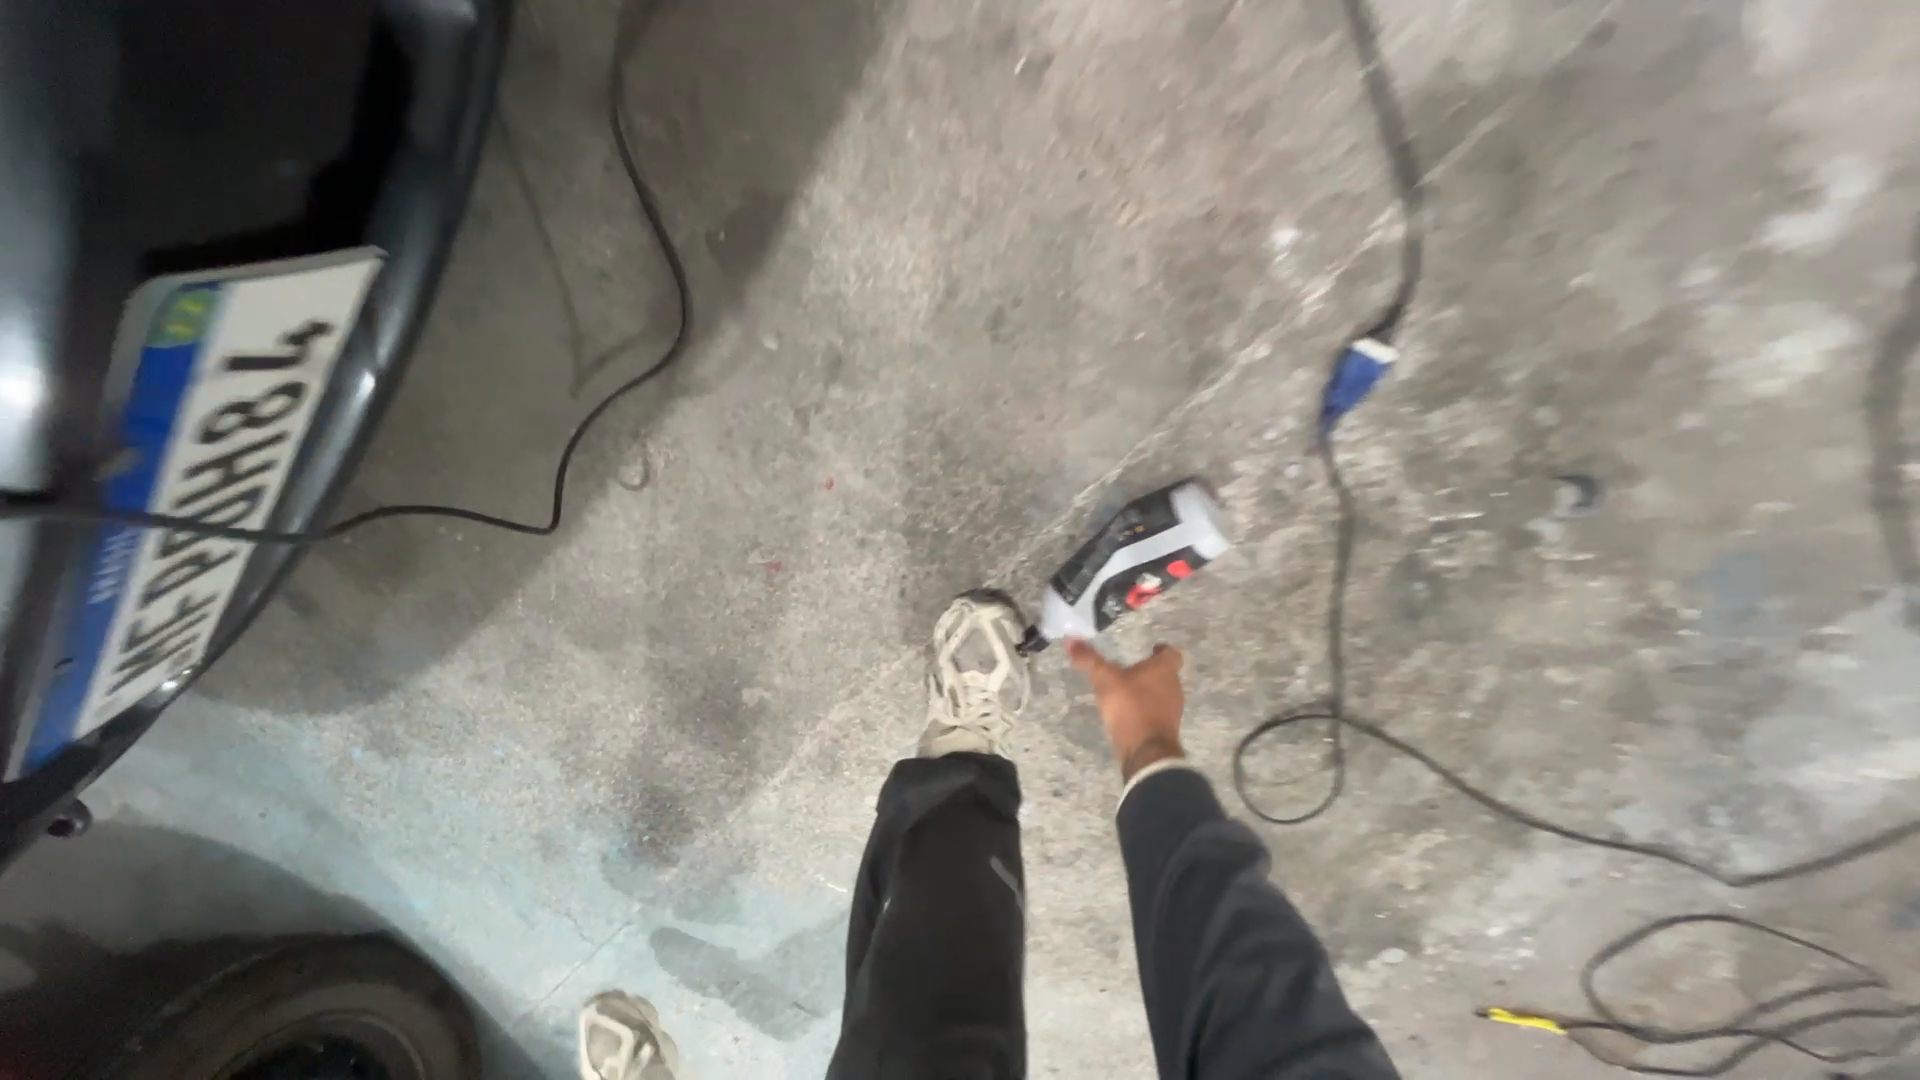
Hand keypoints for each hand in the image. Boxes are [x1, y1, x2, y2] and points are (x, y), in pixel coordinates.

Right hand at [1066, 640, 1185, 780]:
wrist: (1146, 750)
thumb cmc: (1130, 705)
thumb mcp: (1105, 679)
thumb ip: (1090, 660)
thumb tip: (1071, 640)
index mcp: (1164, 670)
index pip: (1172, 653)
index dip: (1162, 650)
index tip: (1152, 649)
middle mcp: (1174, 687)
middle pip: (1167, 674)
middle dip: (1152, 671)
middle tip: (1133, 669)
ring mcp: (1172, 710)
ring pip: (1163, 694)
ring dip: (1149, 691)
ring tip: (1127, 691)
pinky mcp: (1166, 729)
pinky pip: (1157, 712)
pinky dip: (1146, 709)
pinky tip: (1129, 712)